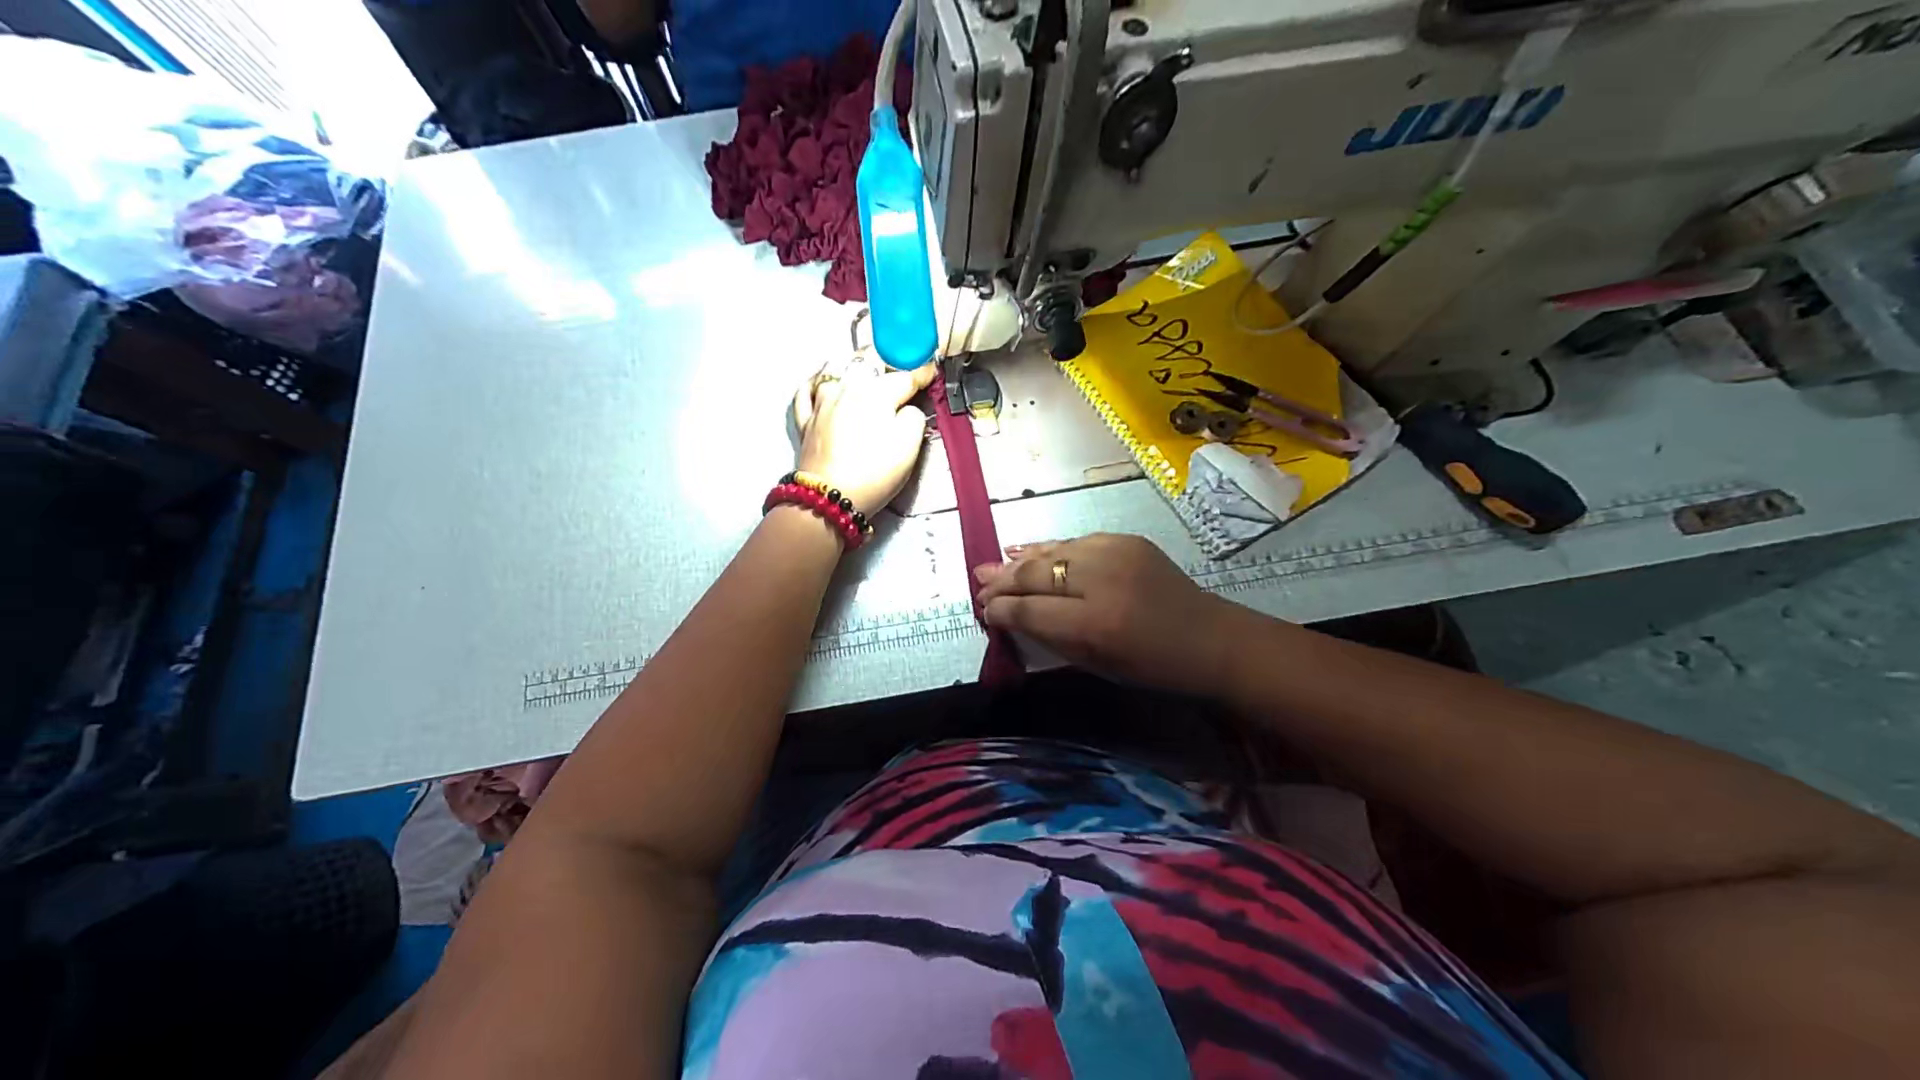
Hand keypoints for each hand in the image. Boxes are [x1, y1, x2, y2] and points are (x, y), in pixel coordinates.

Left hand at [792, 355, 936, 513]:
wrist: (830, 497)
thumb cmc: (875, 471)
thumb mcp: (910, 445)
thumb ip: (914, 417)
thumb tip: (907, 409)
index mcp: (877, 391)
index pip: (906, 375)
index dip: (923, 372)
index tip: (932, 371)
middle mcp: (847, 388)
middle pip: (868, 362)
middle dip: (886, 358)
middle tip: (899, 363)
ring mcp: (822, 403)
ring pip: (835, 370)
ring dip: (851, 365)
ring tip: (862, 367)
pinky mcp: (806, 421)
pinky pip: (807, 392)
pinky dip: (815, 383)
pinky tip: (820, 382)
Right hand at [974, 533, 1263, 694]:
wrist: (1211, 640)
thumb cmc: (1151, 667)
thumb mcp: (1095, 664)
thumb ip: (1048, 637)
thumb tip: (1007, 615)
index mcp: (1094, 624)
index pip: (1028, 609)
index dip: (999, 608)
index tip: (982, 609)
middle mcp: (1101, 580)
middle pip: (1035, 573)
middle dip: (1002, 580)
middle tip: (978, 583)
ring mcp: (1116, 553)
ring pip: (1052, 551)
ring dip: (1020, 560)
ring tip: (993, 565)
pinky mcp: (1127, 539)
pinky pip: (1075, 542)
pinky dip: (1050, 548)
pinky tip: (1029, 550)